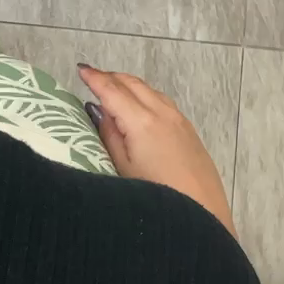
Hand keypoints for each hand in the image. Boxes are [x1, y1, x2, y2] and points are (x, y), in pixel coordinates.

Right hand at [78, 65, 234, 234]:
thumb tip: (99, 110)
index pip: (112, 90)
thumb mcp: (122, 168)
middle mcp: (162, 112)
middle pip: (132, 84)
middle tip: (92, 78)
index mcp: (141, 121)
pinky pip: (162, 101)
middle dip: (111, 77)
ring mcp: (179, 119)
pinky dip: (145, 95)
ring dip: (129, 85)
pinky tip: (140, 107)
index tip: (80, 69)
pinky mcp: (189, 129)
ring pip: (149, 90)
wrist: (203, 214)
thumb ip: (110, 135)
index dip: (94, 78)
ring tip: (113, 90)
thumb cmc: (156, 195)